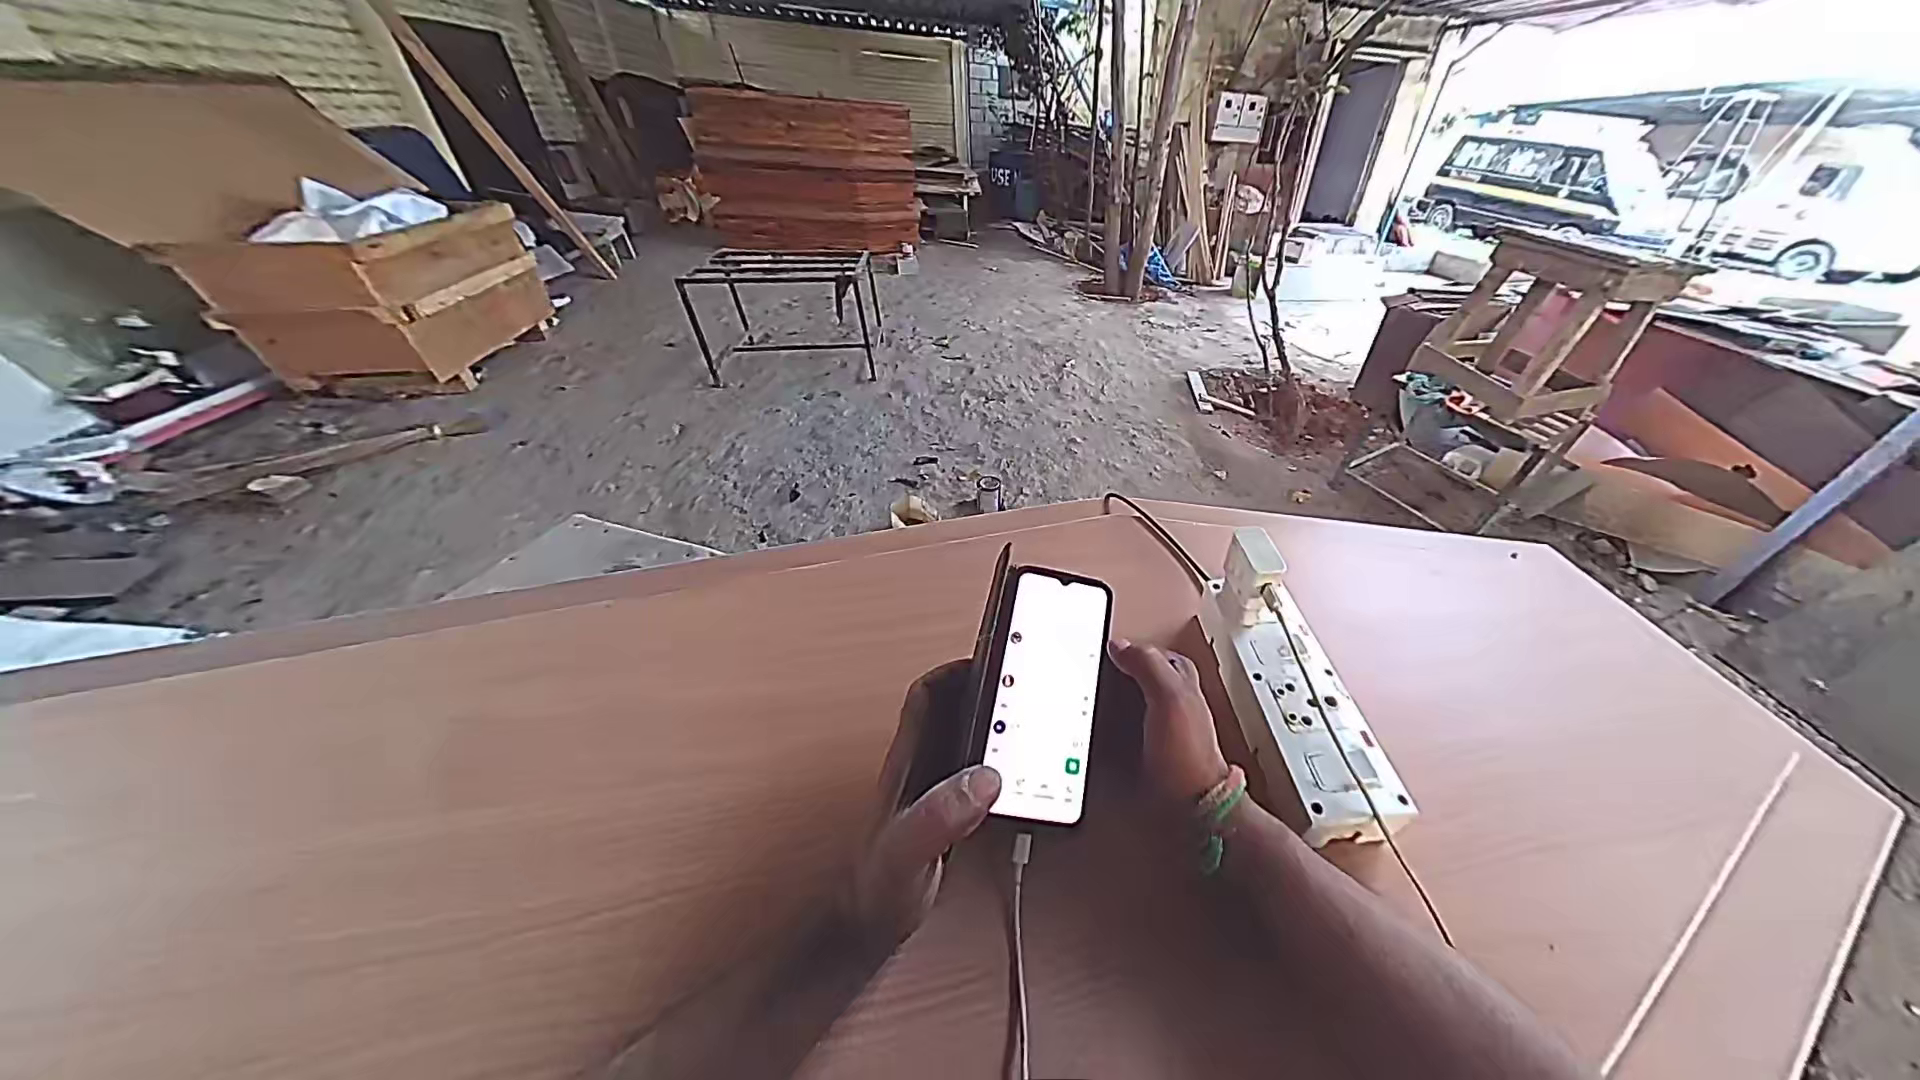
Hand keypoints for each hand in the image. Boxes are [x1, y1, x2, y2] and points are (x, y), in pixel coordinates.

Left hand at [844, 662, 1002, 950]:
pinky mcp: (945, 812)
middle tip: (1013, 683)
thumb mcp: (908, 849)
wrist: (868, 927)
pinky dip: (993, 764)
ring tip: (1021, 718)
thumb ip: (940, 815)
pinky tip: (1012, 775)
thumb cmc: (876, 888)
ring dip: (988, 724)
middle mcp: (919, 769)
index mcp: (907, 764)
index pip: (925, 699)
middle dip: (979, 690)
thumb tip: (982, 780)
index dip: (952, 672)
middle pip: (949, 710)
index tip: (985, 660)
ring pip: (960, 739)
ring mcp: (931, 789)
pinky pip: (971, 772)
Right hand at [1109, 639, 1230, 805]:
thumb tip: (1121, 646)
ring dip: (1113, 697)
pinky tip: (1100, 727)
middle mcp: (1172, 704)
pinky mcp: (1147, 750)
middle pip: (1145, 676)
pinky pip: (1125, 727)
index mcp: (1182, 684)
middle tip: (1097, 667)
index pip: (1157, 654)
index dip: (1135, 648)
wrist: (1191, 804)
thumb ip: (1148, 665)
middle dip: (1122, 670)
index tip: (1109, 647)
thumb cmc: (1187, 753)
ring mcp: (1160, 728)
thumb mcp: (1169, 697)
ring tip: (1092, 694)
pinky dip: (1111, 724)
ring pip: (1134, 701)